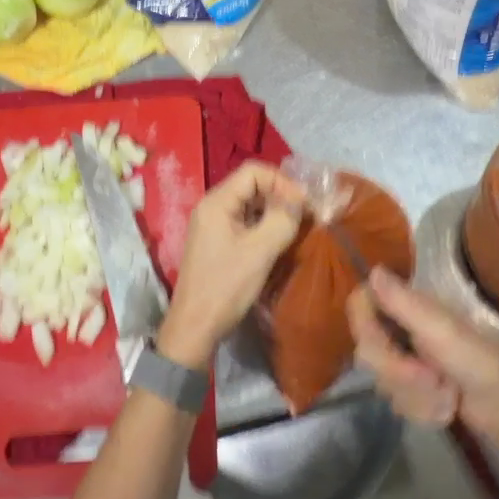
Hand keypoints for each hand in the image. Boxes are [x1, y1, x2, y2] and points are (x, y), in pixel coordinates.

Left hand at [155, 161, 306, 367]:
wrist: (194, 327)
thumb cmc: (226, 286)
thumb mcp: (260, 252)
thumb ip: (282, 220)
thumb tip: (300, 202)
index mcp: (217, 202)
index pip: (253, 172)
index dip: (281, 181)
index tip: (303, 203)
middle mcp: (211, 206)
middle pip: (251, 185)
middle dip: (280, 194)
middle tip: (304, 213)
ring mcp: (212, 224)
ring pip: (249, 203)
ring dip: (273, 210)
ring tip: (295, 226)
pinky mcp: (217, 241)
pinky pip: (244, 220)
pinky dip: (263, 224)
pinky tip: (278, 239)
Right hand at [348, 268, 498, 441]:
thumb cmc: (476, 357)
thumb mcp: (440, 329)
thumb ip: (403, 303)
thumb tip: (372, 269)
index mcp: (407, 305)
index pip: (361, 305)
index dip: (366, 329)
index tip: (384, 347)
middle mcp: (402, 329)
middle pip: (368, 349)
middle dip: (399, 373)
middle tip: (430, 378)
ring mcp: (408, 360)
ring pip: (383, 382)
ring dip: (416, 396)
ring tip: (447, 394)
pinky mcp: (415, 389)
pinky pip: (398, 403)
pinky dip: (424, 410)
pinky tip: (447, 407)